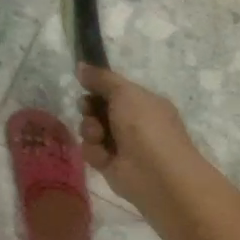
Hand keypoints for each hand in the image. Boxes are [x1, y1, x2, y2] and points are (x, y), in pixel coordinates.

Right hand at [76, 64, 202, 205]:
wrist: (157, 174)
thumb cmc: (145, 126)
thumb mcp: (125, 92)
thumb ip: (101, 78)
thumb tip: (81, 65)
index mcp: (143, 103)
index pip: (113, 91)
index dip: (97, 88)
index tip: (85, 85)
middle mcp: (133, 123)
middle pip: (97, 109)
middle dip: (88, 108)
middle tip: (88, 109)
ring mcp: (121, 145)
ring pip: (91, 129)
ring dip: (90, 129)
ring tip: (98, 135)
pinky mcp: (110, 164)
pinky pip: (91, 150)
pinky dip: (94, 151)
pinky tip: (104, 155)